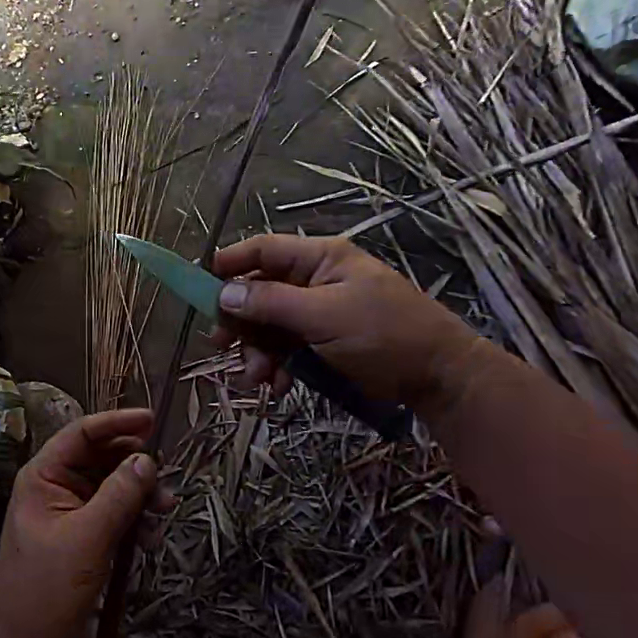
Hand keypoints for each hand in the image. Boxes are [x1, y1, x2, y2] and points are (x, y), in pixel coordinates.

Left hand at [0, 409, 167, 637]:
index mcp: (42, 476)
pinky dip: (134, 518)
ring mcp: (67, 509)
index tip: (153, 420)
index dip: (117, 422)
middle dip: (135, 466)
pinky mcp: (81, 532)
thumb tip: (148, 460)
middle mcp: (54, 485)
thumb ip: (120, 494)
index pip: (82, 433)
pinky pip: (113, 511)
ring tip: (164, 512)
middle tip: (165, 479)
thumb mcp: (89, 537)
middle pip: (101, 457)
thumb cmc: (48, 588)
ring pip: (112, 485)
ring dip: (140, 495)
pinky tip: (149, 537)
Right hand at [211, 234, 484, 413]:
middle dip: (241, 322)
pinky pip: (289, 350)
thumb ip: (272, 304)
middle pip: (262, 293)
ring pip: (271, 327)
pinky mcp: (326, 344)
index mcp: (321, 260)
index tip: (200, 285)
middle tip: (220, 345)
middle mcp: (317, 281)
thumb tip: (223, 293)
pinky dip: (279, 368)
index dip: (232, 263)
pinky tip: (279, 388)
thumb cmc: (384, 333)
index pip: (265, 250)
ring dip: (258, 352)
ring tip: (257, 378)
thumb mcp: (324, 315)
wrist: (437, 376)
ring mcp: (321, 314)